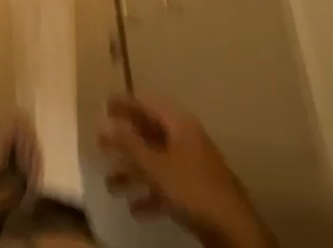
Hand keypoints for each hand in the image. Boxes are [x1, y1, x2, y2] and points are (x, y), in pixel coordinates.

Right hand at [97, 96, 272, 247]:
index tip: (103, 105)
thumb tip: (102, 121)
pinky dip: (150, 193)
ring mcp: (192, 165)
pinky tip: (135, 209)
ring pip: (156, 161)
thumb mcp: (155, 166)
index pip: (148, 104)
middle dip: (125, 140)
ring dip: (133, 171)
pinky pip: (166, 185)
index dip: (125, 103)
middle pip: (150, 132)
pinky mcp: (196, 190)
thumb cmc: (191, 188)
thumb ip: (128, 144)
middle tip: (99, 144)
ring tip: (110, 184)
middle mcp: (186, 139)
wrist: (232, 228)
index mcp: (180, 124)